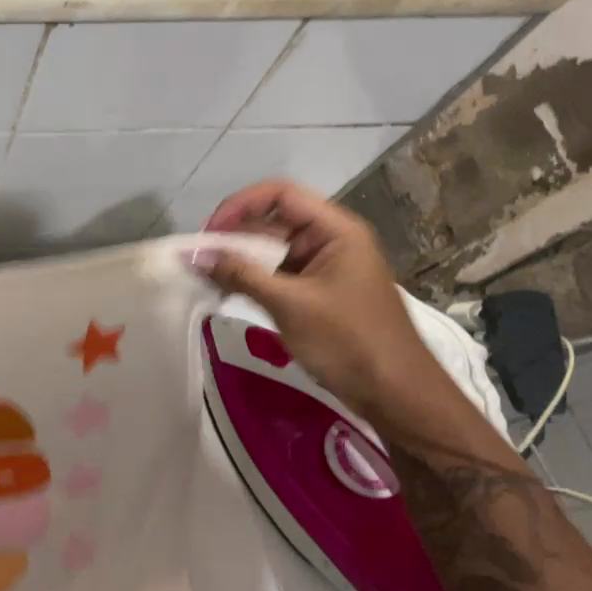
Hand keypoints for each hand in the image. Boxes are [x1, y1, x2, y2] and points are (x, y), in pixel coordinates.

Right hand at [194, 180, 439, 421]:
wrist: (398, 396)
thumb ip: (240, 274)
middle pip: (272, 219)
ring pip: (271, 248)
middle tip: (199, 260)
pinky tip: (226, 291)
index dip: (240, 205)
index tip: (209, 234)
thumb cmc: (350, 342)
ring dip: (238, 259)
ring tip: (206, 277)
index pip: (280, 194)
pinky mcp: (317, 291)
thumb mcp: (290, 305)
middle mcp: (331, 240)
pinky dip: (251, 278)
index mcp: (337, 230)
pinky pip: (277, 273)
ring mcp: (324, 266)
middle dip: (233, 235)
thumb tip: (192, 255)